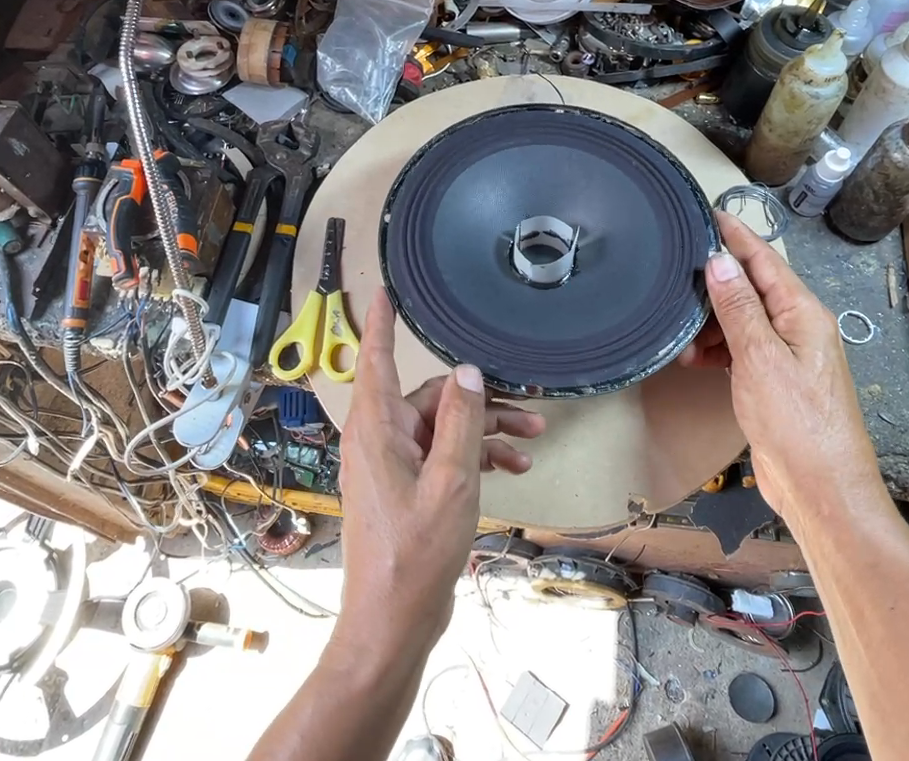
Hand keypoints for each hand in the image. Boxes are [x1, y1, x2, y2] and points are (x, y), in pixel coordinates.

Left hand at [331, 290, 545, 662]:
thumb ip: (460, 422)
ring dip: (486, 431)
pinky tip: (511, 469)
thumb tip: (466, 371)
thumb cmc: (416, 551)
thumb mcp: (450, 481)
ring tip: (532, 443)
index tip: (385, 290)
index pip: (376, 358)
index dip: (381, 322)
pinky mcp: (407, 487)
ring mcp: (393, 464)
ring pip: (443, 427)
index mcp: (377, 428)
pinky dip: (474, 457)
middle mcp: (380, 438)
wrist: (394, 619)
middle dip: (481, 401)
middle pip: (432, 398)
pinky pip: (441, 456)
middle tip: (531, 412)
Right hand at [681, 211, 881, 520]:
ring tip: (680, 334)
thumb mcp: (761, 359)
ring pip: (742, 320)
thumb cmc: (798, 422)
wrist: (820, 487)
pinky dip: (717, 348)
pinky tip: (695, 358)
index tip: (707, 213)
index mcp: (803, 314)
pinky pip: (740, 349)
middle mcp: (797, 328)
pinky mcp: (773, 380)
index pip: (765, 261)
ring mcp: (786, 356)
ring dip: (710, 322)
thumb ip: (739, 309)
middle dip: (714, 283)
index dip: (736, 236)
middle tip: (675, 276)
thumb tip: (718, 262)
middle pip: (752, 288)